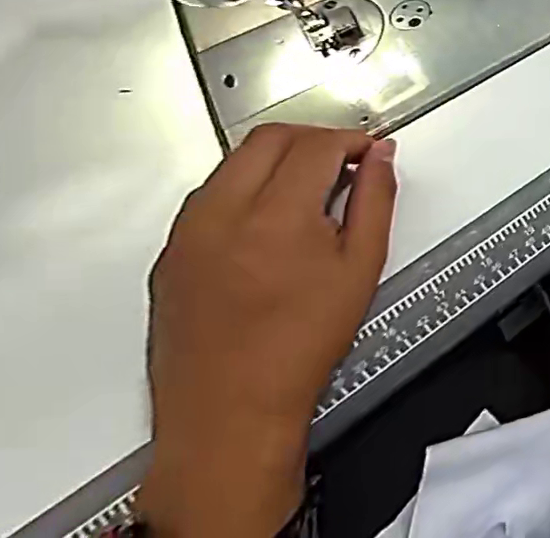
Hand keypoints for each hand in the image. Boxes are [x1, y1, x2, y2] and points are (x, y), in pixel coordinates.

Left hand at [140, 125, 398, 537]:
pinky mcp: (169, 254)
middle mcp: (220, 217)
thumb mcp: (361, 265)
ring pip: (234, 160)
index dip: (351, 140)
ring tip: (311, 187)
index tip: (369, 150)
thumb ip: (376, 199)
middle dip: (315, 138)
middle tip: (344, 158)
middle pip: (269, 139)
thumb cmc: (298, 347)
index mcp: (274, 218)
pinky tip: (273, 214)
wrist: (231, 412)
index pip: (316, 146)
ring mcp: (186, 235)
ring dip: (278, 157)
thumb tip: (380, 157)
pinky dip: (246, 184)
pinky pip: (209, 194)